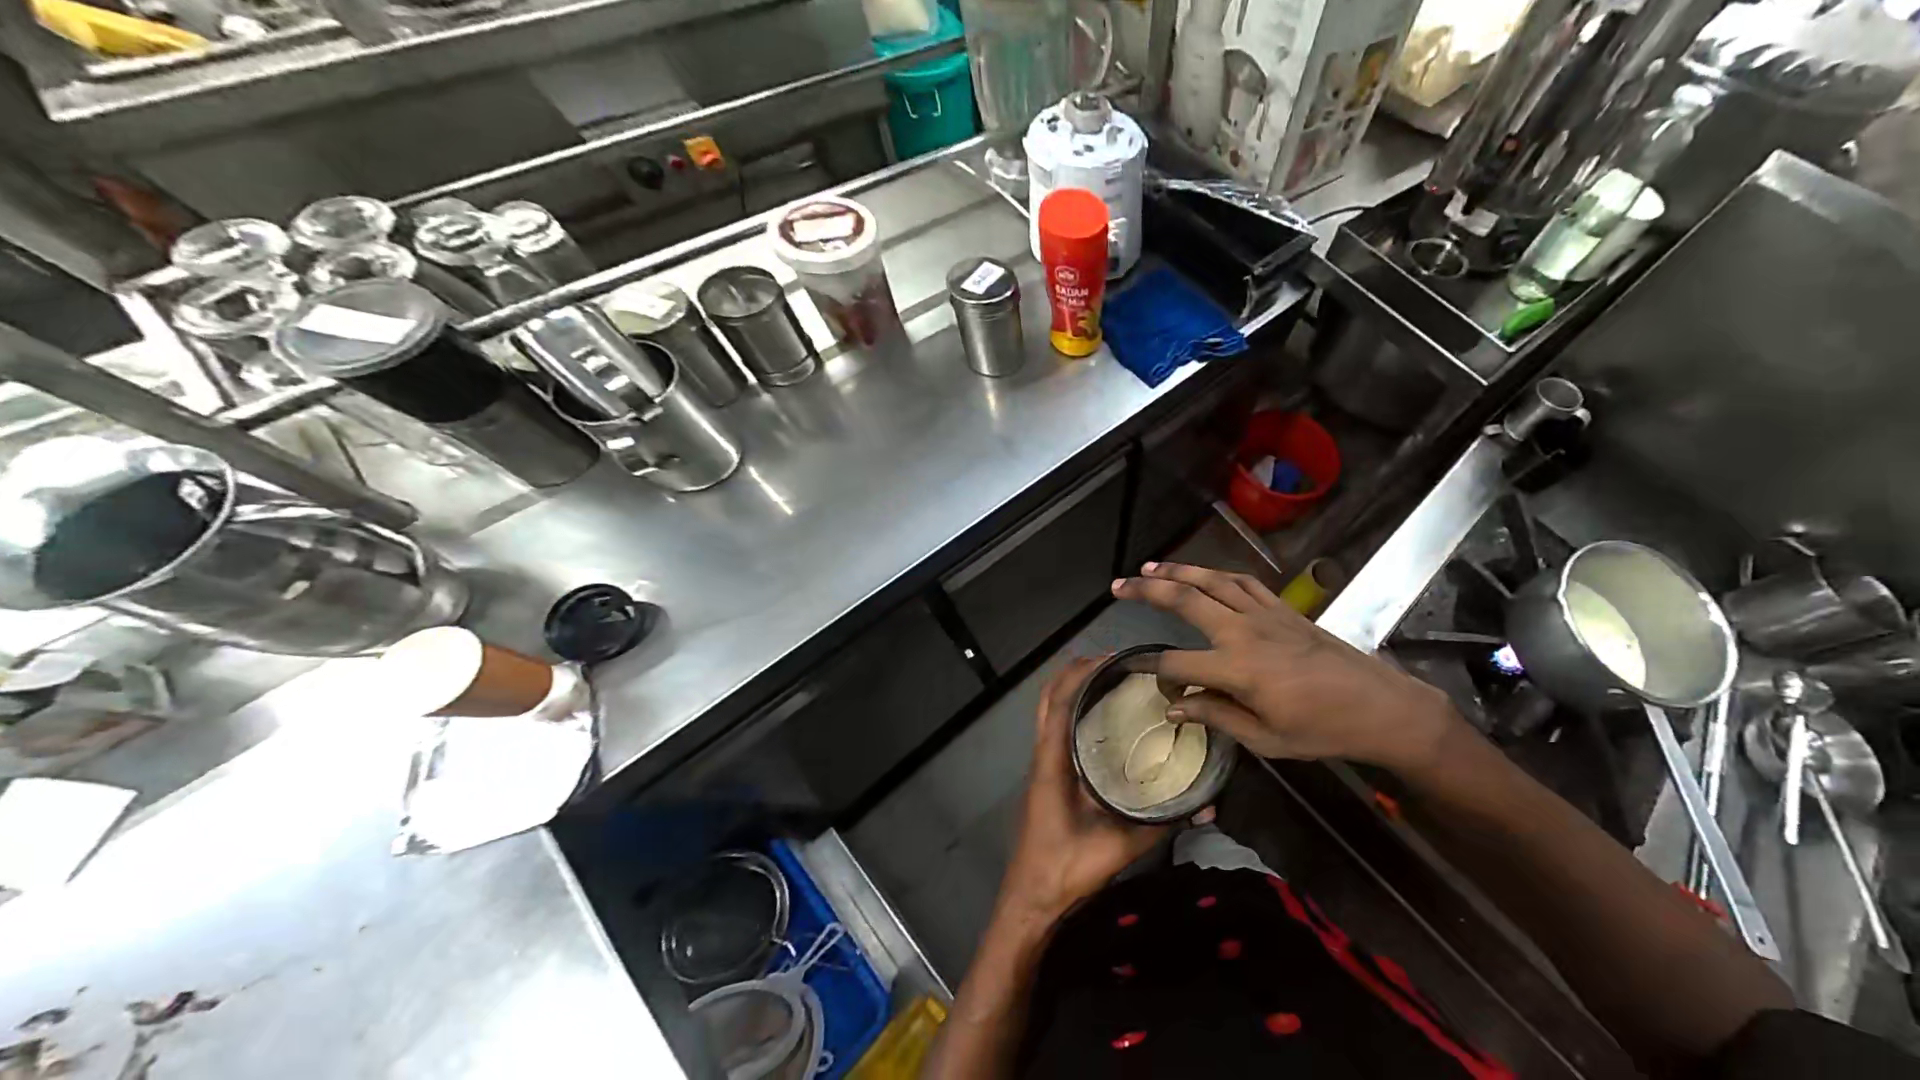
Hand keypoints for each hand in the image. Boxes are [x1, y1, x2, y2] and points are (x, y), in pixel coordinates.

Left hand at [1000, 655, 1165, 922]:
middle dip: (1076, 673)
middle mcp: (1042, 756)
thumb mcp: (1120, 846)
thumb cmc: (1068, 868)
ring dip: (1072, 689)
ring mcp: (1041, 765)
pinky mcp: (1046, 776)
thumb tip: (1208, 805)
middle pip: (1049, 698)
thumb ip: (1162, 824)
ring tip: (1111, 681)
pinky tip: (1102, 719)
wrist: (1033, 897)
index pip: (1058, 703)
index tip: (1114, 659)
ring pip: (1049, 712)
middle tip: (1117, 664)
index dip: (1081, 674)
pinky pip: (1055, 730)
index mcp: (1052, 763)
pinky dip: (1072, 711)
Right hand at [1111, 562, 1460, 773]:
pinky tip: (1202, 574)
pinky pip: (1243, 582)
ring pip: (1211, 581)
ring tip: (1148, 568)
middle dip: (1147, 591)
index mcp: (1237, 669)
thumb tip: (1174, 706)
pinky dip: (1216, 573)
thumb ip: (1216, 716)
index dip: (1151, 670)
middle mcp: (1244, 632)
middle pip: (1185, 600)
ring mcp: (1265, 615)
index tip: (1137, 676)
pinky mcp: (1283, 609)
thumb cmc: (1323, 730)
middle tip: (1118, 586)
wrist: (1382, 707)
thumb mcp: (1266, 738)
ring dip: (1177, 571)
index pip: (1176, 662)